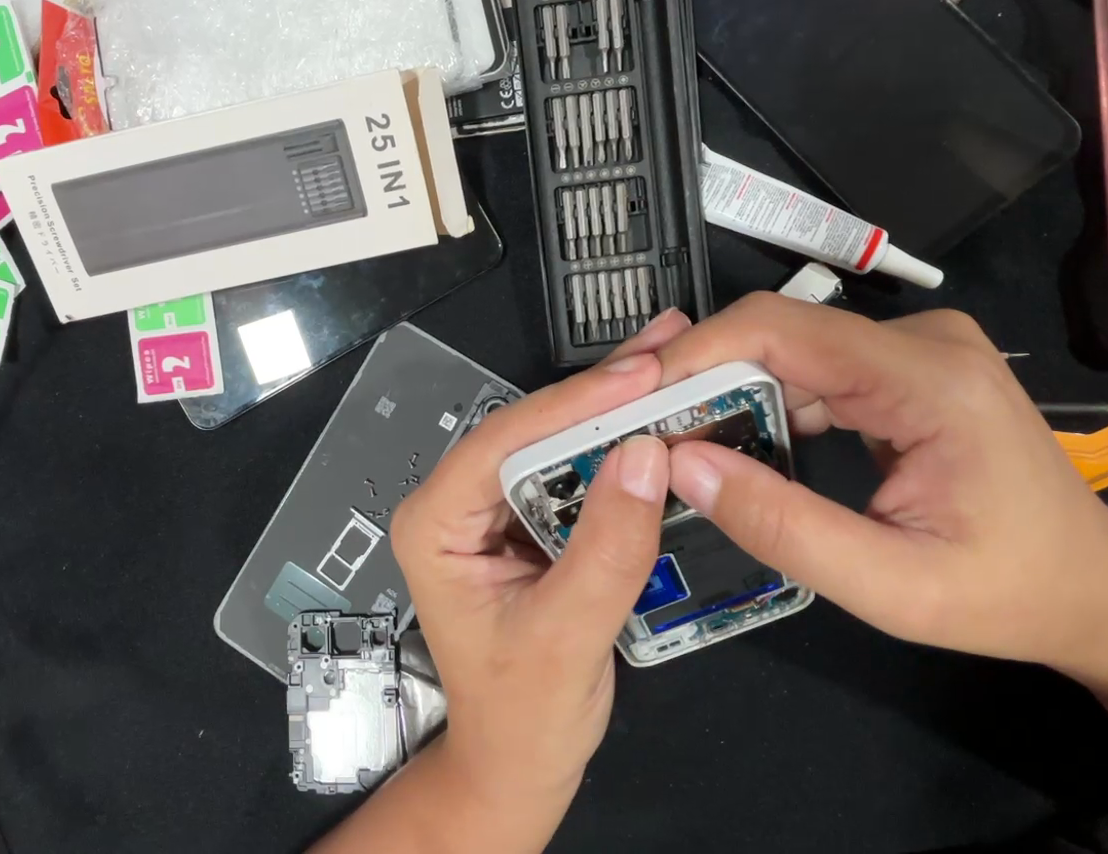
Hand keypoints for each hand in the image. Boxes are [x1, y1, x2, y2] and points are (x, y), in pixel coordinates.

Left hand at [387, 311, 688, 841]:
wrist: (519, 762)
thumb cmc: (524, 713)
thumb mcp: (566, 636)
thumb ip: (606, 548)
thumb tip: (646, 452)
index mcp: (435, 522)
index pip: (502, 442)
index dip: (572, 402)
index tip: (641, 371)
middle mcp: (457, 501)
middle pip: (529, 428)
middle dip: (599, 390)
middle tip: (667, 345)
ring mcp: (493, 506)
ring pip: (554, 439)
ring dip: (612, 403)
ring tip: (671, 361)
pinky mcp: (528, 518)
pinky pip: (573, 468)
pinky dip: (616, 441)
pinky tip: (656, 412)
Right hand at [655, 293, 1107, 671]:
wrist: (1094, 587)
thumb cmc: (1005, 592)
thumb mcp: (890, 587)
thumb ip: (780, 527)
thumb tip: (678, 465)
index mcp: (928, 381)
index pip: (779, 329)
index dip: (695, 353)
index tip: (635, 397)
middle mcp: (921, 340)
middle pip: (776, 332)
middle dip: (701, 376)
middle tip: (644, 430)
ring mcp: (914, 346)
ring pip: (787, 347)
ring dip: (728, 390)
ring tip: (679, 441)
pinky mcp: (902, 363)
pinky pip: (809, 364)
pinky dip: (764, 399)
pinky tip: (740, 441)